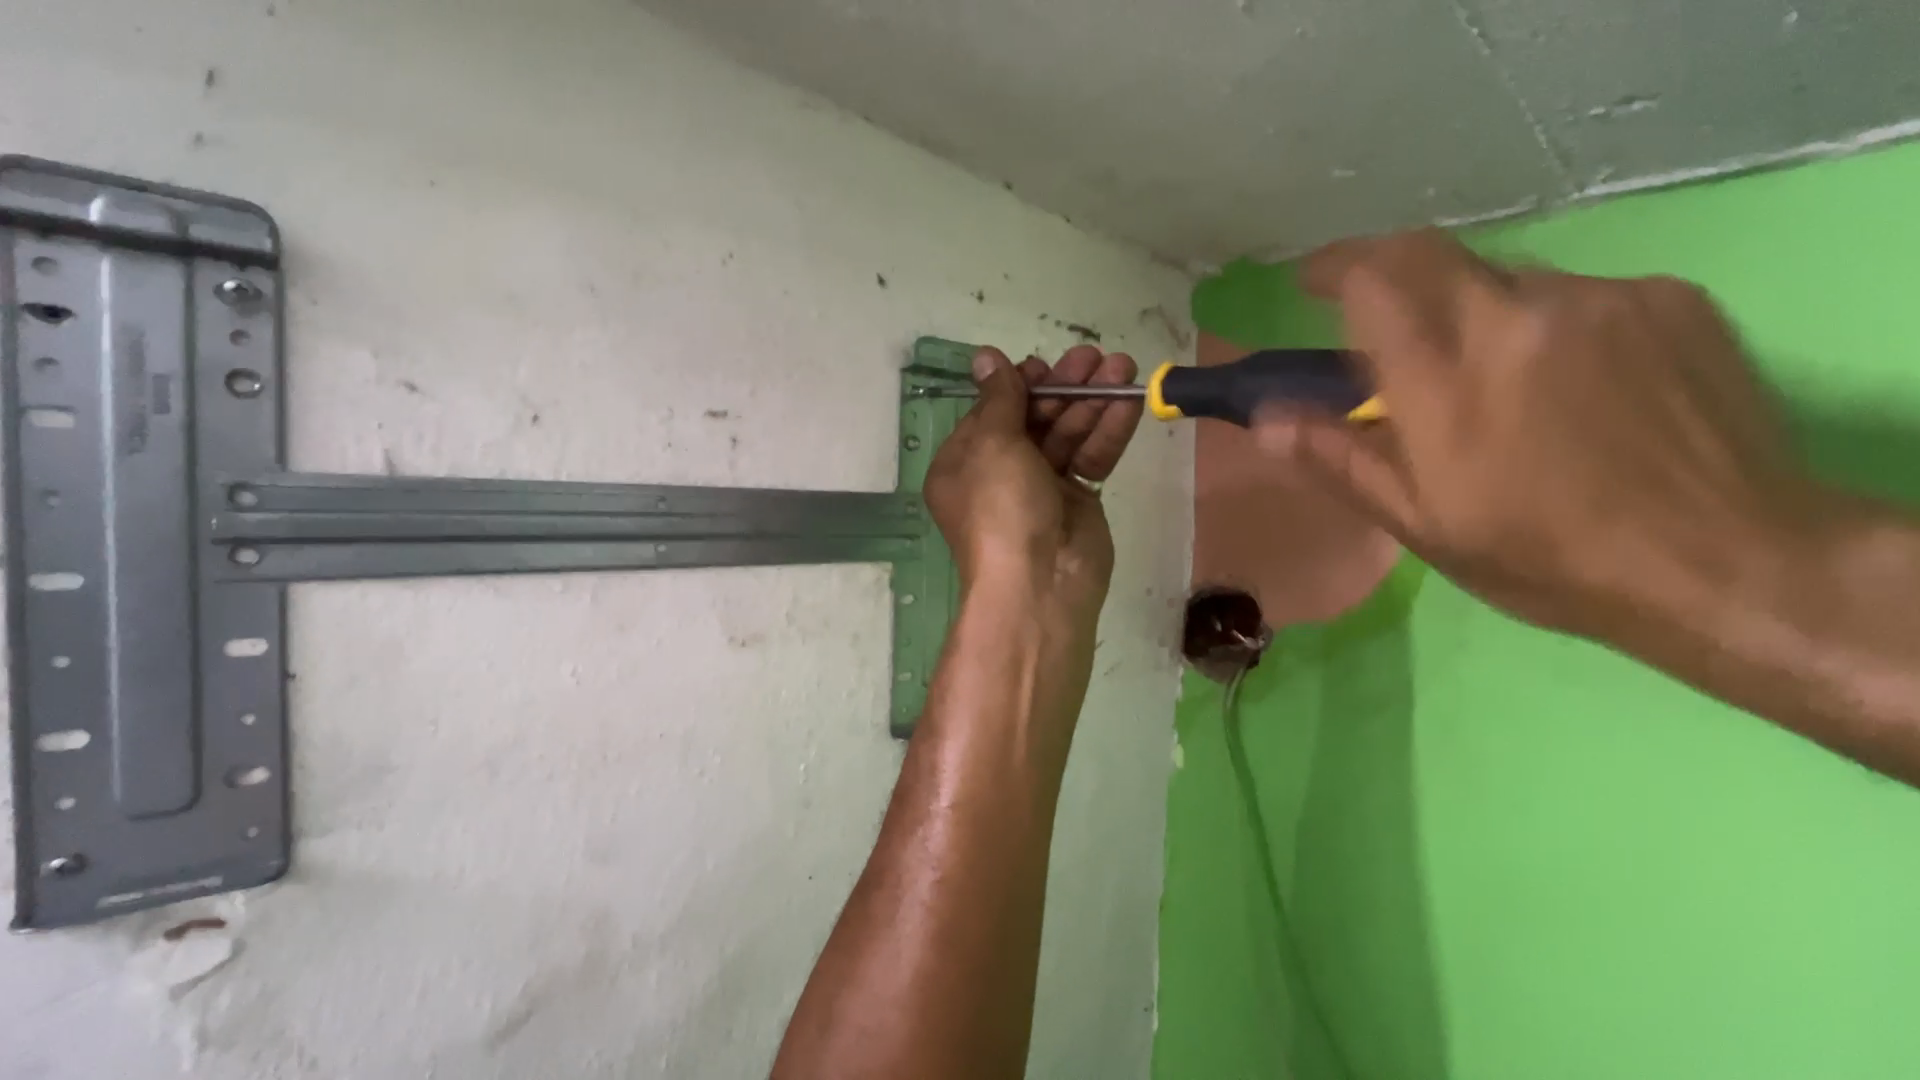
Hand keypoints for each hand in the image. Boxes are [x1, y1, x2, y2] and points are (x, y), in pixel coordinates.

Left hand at [924, 345, 1142, 622]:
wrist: (1039, 584)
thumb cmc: (1001, 509)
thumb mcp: (991, 444)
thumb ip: (999, 398)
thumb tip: (985, 356)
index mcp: (964, 462)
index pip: (993, 412)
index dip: (1021, 386)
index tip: (1046, 366)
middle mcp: (999, 472)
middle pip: (1034, 418)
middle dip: (1065, 387)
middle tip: (1096, 358)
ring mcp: (1040, 487)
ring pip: (1067, 434)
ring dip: (1094, 401)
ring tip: (1123, 367)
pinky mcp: (1077, 500)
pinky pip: (1091, 457)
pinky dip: (1109, 431)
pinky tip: (1130, 402)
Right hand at [1256, 229, 1812, 637]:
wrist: (1724, 562)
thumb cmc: (1546, 558)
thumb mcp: (1423, 524)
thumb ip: (1339, 458)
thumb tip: (1264, 418)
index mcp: (1445, 377)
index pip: (1373, 279)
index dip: (1334, 268)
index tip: (1314, 281)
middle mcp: (1515, 314)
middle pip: (1431, 254)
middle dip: (1390, 270)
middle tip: (1382, 315)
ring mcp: (1598, 299)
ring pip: (1506, 279)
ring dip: (1476, 311)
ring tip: (1497, 378)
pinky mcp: (1667, 298)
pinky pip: (1579, 294)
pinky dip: (1550, 325)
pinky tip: (1577, 383)